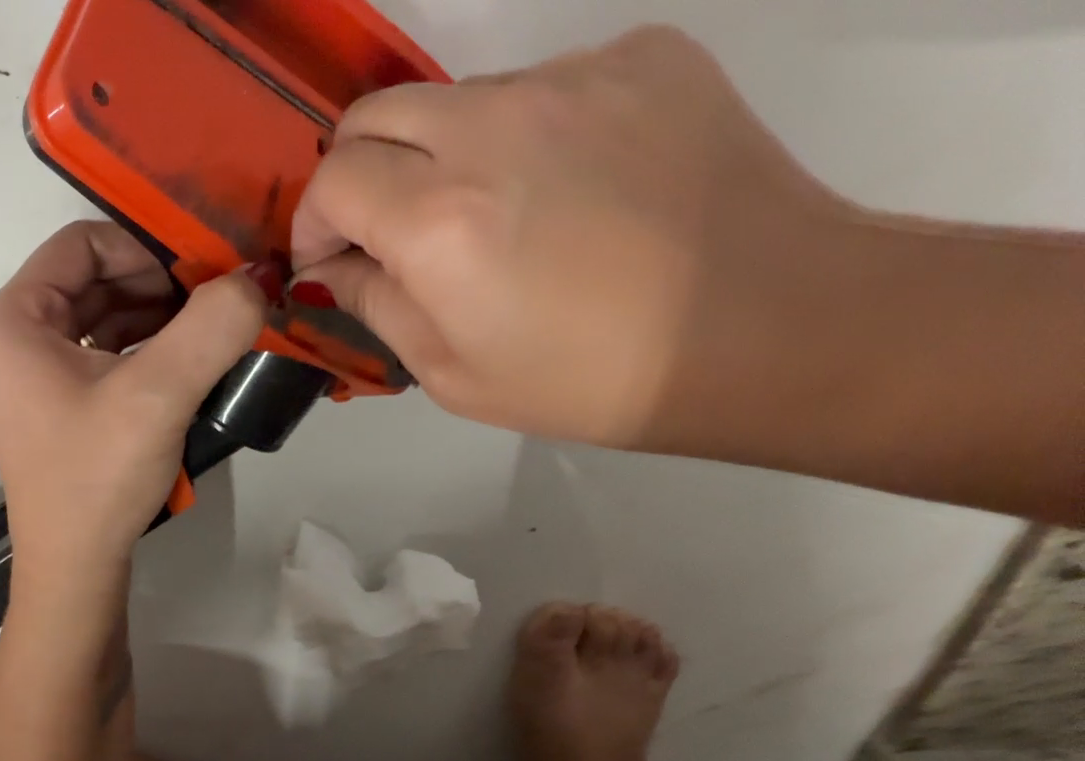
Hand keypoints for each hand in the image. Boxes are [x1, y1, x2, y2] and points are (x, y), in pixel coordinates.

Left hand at [0, 222, 264, 570]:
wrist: (74, 566)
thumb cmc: (99, 476)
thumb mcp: (159, 394)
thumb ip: (213, 325)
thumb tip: (259, 274)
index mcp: (13, 320)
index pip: (82, 243)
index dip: (146, 248)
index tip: (202, 277)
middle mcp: (12, 338)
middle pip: (92, 278)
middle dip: (158, 285)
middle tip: (217, 305)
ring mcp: (31, 374)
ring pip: (101, 315)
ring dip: (157, 318)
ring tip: (210, 336)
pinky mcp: (54, 404)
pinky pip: (101, 353)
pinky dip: (144, 350)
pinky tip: (186, 366)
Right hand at [291, 26, 849, 451]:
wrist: (771, 328)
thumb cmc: (594, 378)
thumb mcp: (454, 373)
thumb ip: (375, 304)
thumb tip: (333, 265)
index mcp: (438, 218)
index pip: (332, 178)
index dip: (316, 219)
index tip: (330, 256)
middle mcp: (492, 126)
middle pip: (375, 113)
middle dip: (360, 169)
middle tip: (387, 225)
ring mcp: (572, 79)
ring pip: (460, 96)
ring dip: (446, 149)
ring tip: (498, 209)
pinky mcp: (642, 55)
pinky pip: (546, 83)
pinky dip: (532, 129)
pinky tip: (573, 182)